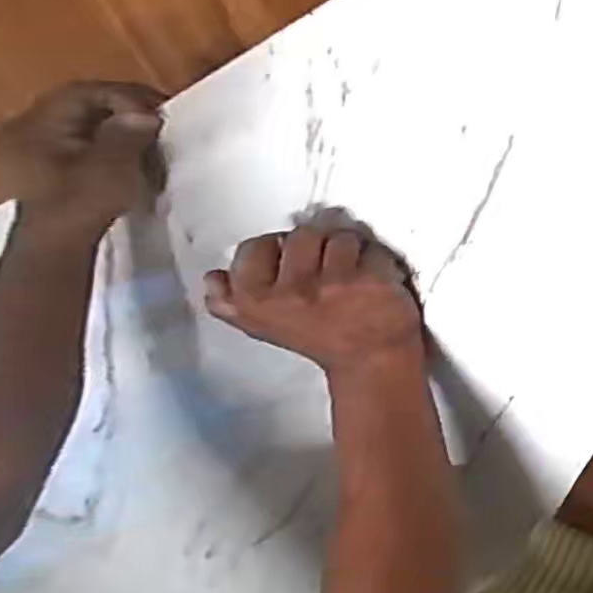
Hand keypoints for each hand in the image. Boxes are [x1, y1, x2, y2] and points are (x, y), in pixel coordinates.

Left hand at [0, 80, 165, 241]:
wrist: (58, 241)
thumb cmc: (82, 201)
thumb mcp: (112, 166)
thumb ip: (127, 135)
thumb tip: (145, 115)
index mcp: (35, 125)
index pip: (82, 92)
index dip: (125, 96)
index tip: (157, 114)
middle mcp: (25, 128)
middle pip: (80, 101)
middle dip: (124, 105)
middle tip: (160, 116)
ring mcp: (32, 145)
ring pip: (81, 117)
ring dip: (119, 120)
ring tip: (151, 130)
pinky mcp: (47, 160)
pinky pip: (80, 133)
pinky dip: (109, 134)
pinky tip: (130, 146)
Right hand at [203, 227, 425, 378]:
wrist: (372, 357)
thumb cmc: (322, 338)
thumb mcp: (263, 326)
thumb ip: (232, 302)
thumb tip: (213, 275)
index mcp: (250, 302)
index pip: (254, 247)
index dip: (281, 246)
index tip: (296, 259)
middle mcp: (285, 292)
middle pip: (300, 234)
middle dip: (320, 243)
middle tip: (331, 266)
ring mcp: (328, 284)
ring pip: (338, 236)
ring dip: (352, 249)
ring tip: (355, 273)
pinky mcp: (367, 278)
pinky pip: (370, 247)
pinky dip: (379, 258)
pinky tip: (377, 280)